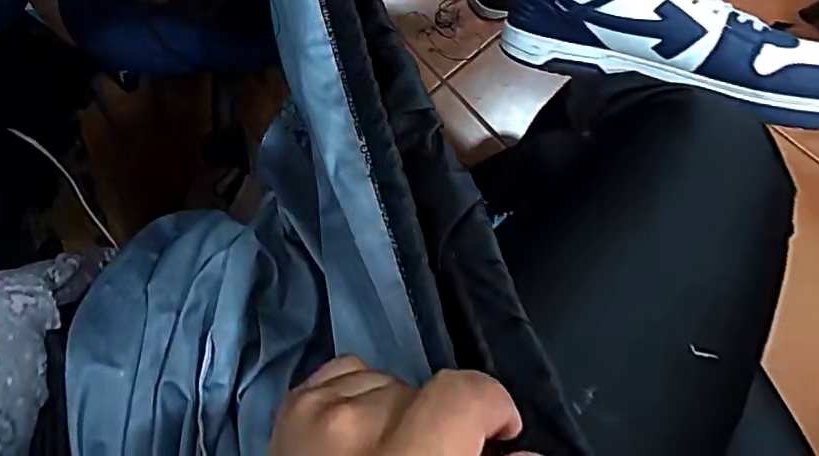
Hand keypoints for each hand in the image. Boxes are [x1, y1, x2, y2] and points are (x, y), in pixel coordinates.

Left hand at [269, 356, 530, 455]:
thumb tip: (526, 454)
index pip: (462, 394)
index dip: (493, 408)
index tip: (501, 435)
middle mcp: (359, 427)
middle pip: (425, 392)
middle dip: (440, 426)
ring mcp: (319, 412)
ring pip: (388, 380)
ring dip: (398, 412)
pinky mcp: (292, 404)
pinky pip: (350, 371)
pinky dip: (362, 397)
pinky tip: (360, 437)